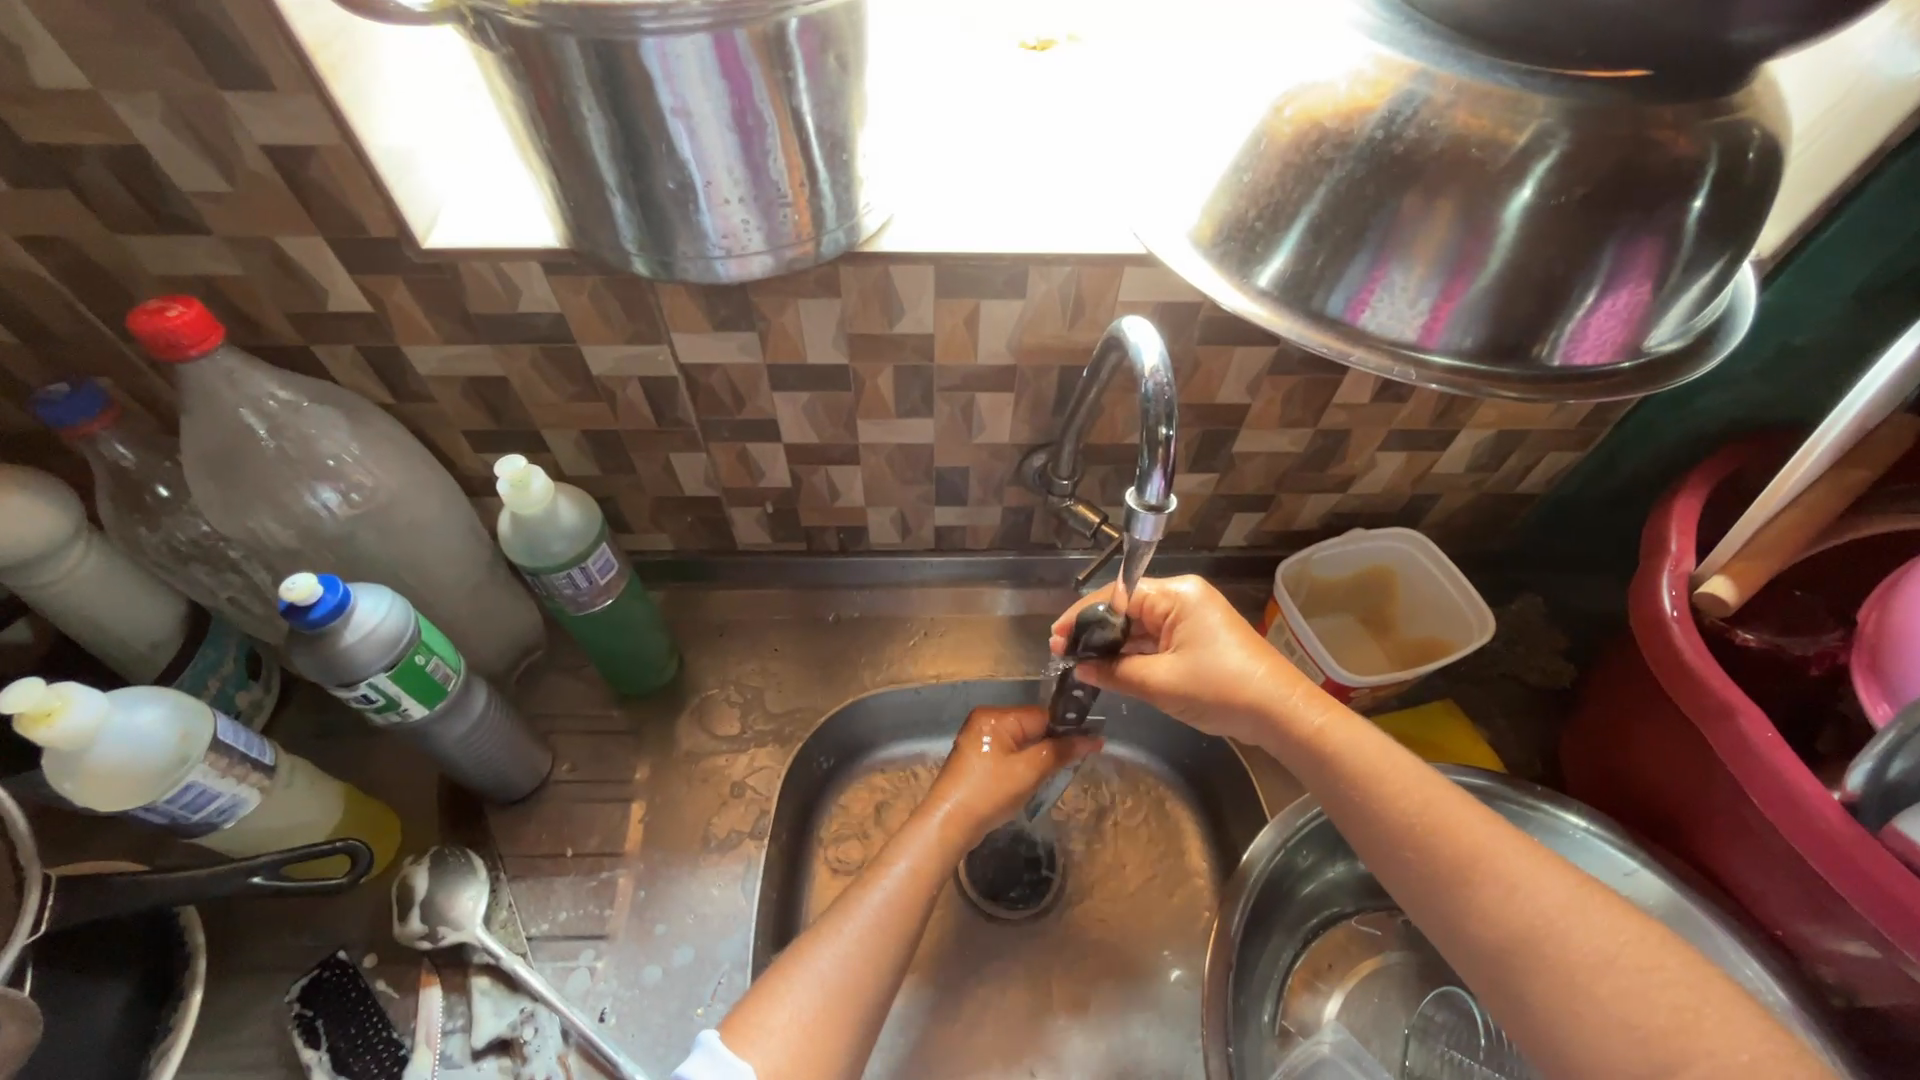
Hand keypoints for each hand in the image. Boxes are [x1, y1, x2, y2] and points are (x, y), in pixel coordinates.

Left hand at [926, 706, 1101, 843]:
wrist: (949, 824)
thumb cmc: (990, 792)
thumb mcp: (1030, 771)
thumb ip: (1061, 751)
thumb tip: (1094, 739)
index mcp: (996, 716)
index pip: (1042, 715)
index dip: (1066, 731)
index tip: (1089, 746)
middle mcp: (985, 720)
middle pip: (1032, 727)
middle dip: (1050, 746)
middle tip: (1067, 767)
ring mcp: (978, 739)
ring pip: (1021, 742)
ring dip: (1037, 757)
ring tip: (1046, 777)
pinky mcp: (976, 758)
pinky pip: (1008, 753)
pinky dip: (1021, 765)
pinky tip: (1026, 782)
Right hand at [1050, 575, 1313, 742]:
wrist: (1280, 713)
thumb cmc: (1221, 689)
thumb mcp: (1160, 683)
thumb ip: (1114, 672)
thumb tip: (1080, 669)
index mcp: (1176, 595)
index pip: (1117, 595)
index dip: (1083, 616)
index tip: (1057, 638)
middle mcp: (1183, 598)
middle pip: (1127, 608)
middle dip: (1095, 632)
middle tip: (1063, 654)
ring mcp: (1192, 619)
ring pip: (1140, 626)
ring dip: (1114, 645)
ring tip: (1079, 664)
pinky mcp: (1197, 639)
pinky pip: (1156, 640)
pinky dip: (1135, 654)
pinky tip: (1110, 669)